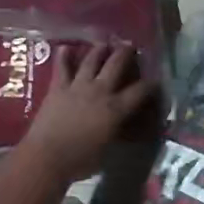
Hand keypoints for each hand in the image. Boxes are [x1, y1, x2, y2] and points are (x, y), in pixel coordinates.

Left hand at [19, 41, 156, 180]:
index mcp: (115, 109)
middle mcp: (99, 91)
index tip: (156, 79)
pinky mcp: (57, 88)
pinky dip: (63, 57)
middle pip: (116, 65)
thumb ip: (117, 133)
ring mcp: (77, 86)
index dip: (151, 84)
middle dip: (125, 53)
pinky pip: (61, 68)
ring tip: (104, 43)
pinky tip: (65, 47)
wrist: (47, 156)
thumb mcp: (107, 149)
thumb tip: (123, 127)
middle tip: (130, 46)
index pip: (140, 91)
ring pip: (91, 61)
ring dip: (99, 50)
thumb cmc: (81, 160)